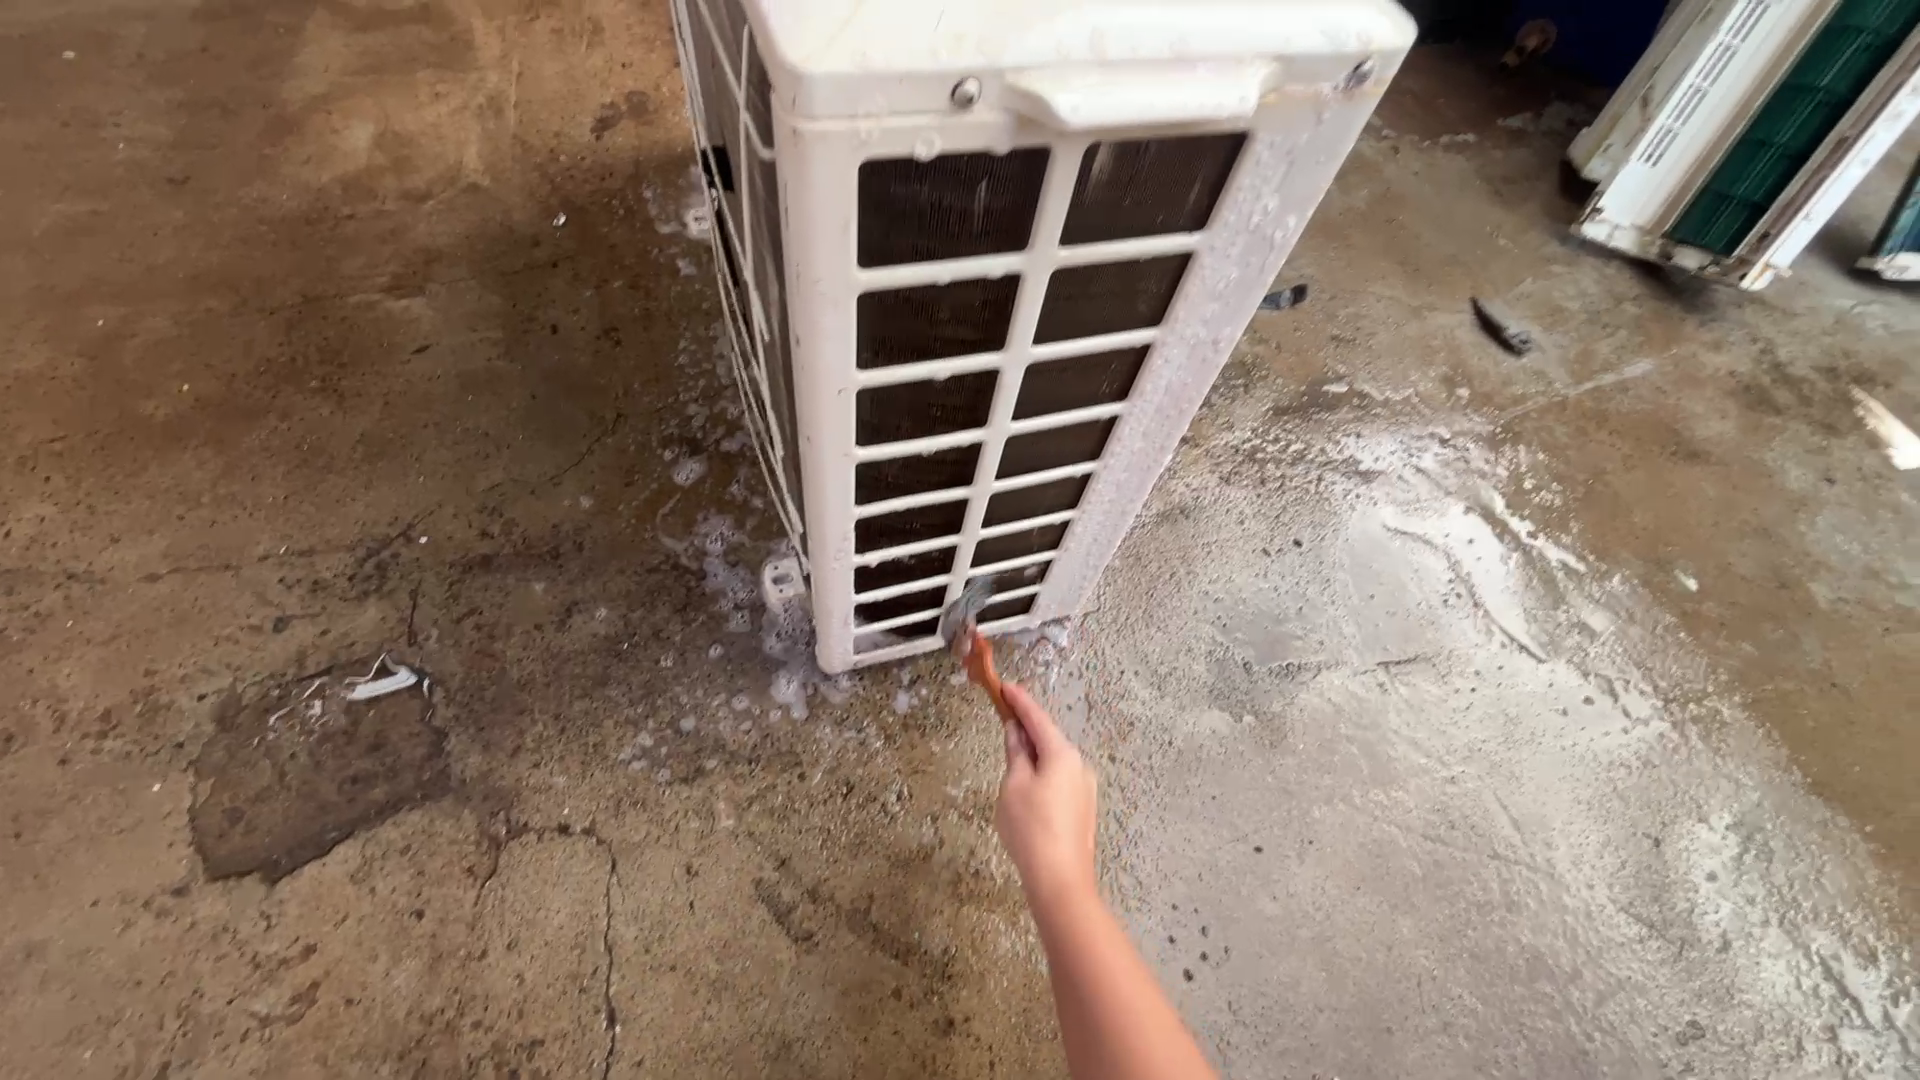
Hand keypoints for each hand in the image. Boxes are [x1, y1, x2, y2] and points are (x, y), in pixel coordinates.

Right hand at [995, 683, 1098, 910]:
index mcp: (1062, 754)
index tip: (1005, 685)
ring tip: (1011, 752)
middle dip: (1026, 727)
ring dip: (1033, 752)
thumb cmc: (1031, 829)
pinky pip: (1059, 778)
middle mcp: (1079, 766)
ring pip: (1054, 760)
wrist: (1060, 879)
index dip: (1019, 701)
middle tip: (1005, 714)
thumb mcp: (1013, 785)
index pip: (1037, 718)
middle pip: (1048, 738)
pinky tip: (1027, 783)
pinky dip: (1042, 771)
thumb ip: (1015, 753)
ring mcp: (1084, 788)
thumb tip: (1015, 732)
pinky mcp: (1082, 808)